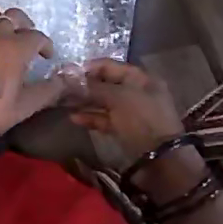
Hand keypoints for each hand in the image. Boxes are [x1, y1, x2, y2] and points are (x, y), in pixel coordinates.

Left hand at [0, 5, 69, 141]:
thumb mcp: (26, 105)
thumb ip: (49, 90)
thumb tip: (65, 80)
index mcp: (17, 48)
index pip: (38, 37)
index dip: (45, 46)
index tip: (46, 57)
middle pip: (16, 17)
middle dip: (25, 27)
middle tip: (26, 40)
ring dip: (0, 19)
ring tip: (2, 33)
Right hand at [67, 59, 185, 160]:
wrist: (159, 157)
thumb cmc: (141, 119)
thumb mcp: (118, 98)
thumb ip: (95, 87)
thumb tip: (72, 78)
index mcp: (141, 78)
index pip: (111, 66)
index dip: (89, 67)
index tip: (68, 72)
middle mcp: (136, 92)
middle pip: (106, 84)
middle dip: (85, 86)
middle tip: (62, 88)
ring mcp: (130, 111)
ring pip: (104, 102)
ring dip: (85, 102)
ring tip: (64, 102)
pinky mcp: (124, 128)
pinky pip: (105, 118)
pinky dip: (91, 117)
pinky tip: (74, 118)